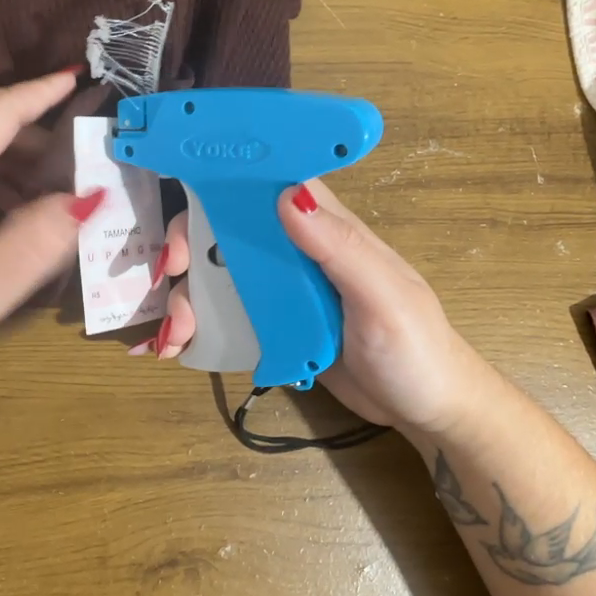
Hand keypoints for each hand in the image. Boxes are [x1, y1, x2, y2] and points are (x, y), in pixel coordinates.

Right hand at [139, 179, 500, 435]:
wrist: (424, 411)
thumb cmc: (416, 349)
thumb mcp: (384, 299)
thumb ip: (341, 248)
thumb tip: (289, 195)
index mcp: (327, 228)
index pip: (268, 185)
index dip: (222, 184)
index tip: (187, 205)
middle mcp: (297, 251)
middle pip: (227, 231)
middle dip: (189, 248)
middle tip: (171, 277)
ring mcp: (282, 290)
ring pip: (219, 276)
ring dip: (187, 298)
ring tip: (173, 337)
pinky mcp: (273, 326)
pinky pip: (226, 317)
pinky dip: (195, 328)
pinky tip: (173, 348)